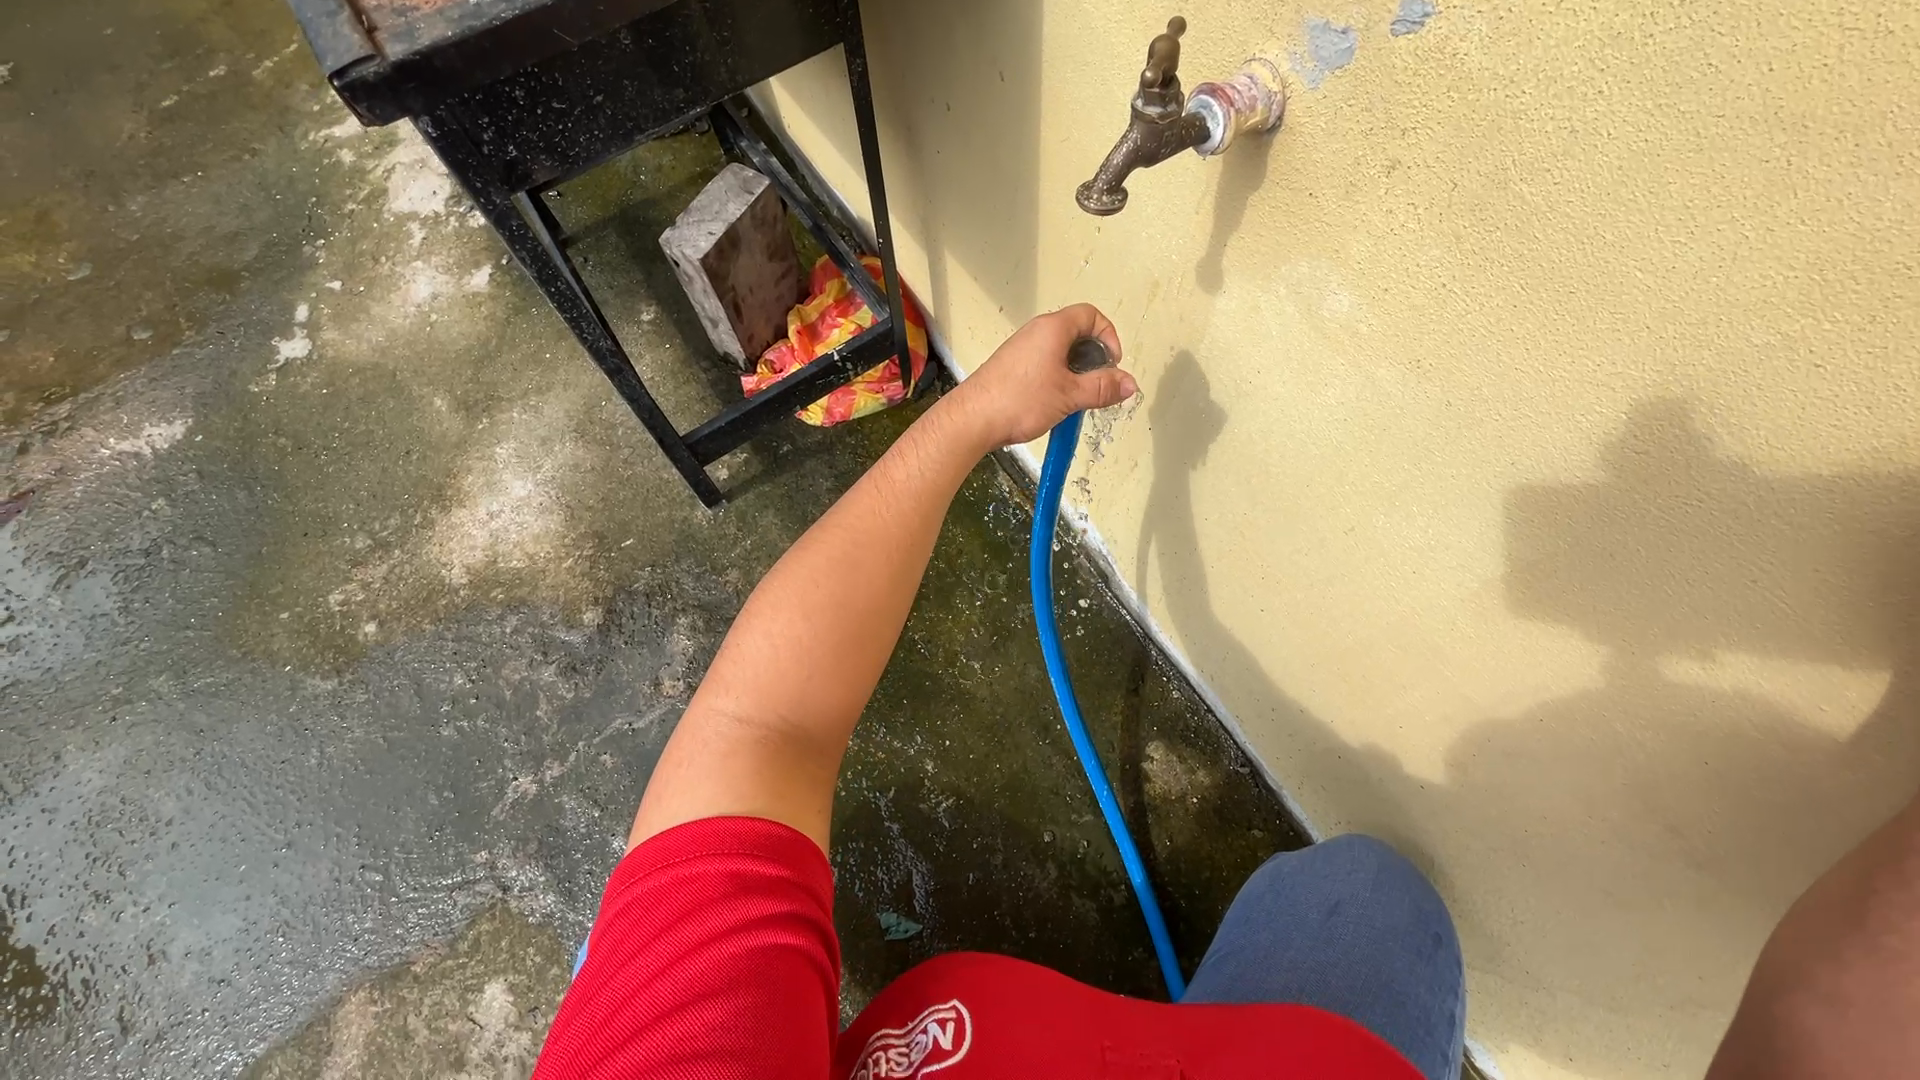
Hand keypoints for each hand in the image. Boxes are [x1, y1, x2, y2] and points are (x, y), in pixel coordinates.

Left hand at [944, 304, 1137, 450]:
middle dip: (1094, 359)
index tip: (1112, 365)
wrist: (973, 419)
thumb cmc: (1020, 400)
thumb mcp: (1070, 395)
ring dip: (1075, 374)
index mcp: (1053, 328)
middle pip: (1077, 334)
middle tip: (1097, 386)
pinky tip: (1055, 406)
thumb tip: (1130, 384)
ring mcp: (1022, 349)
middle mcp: (1036, 332)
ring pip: (1060, 353)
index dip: (1108, 337)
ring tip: (1076, 400)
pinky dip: (1057, 380)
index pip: (1091, 315)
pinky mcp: (1012, 368)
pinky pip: (1044, 366)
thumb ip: (1103, 388)